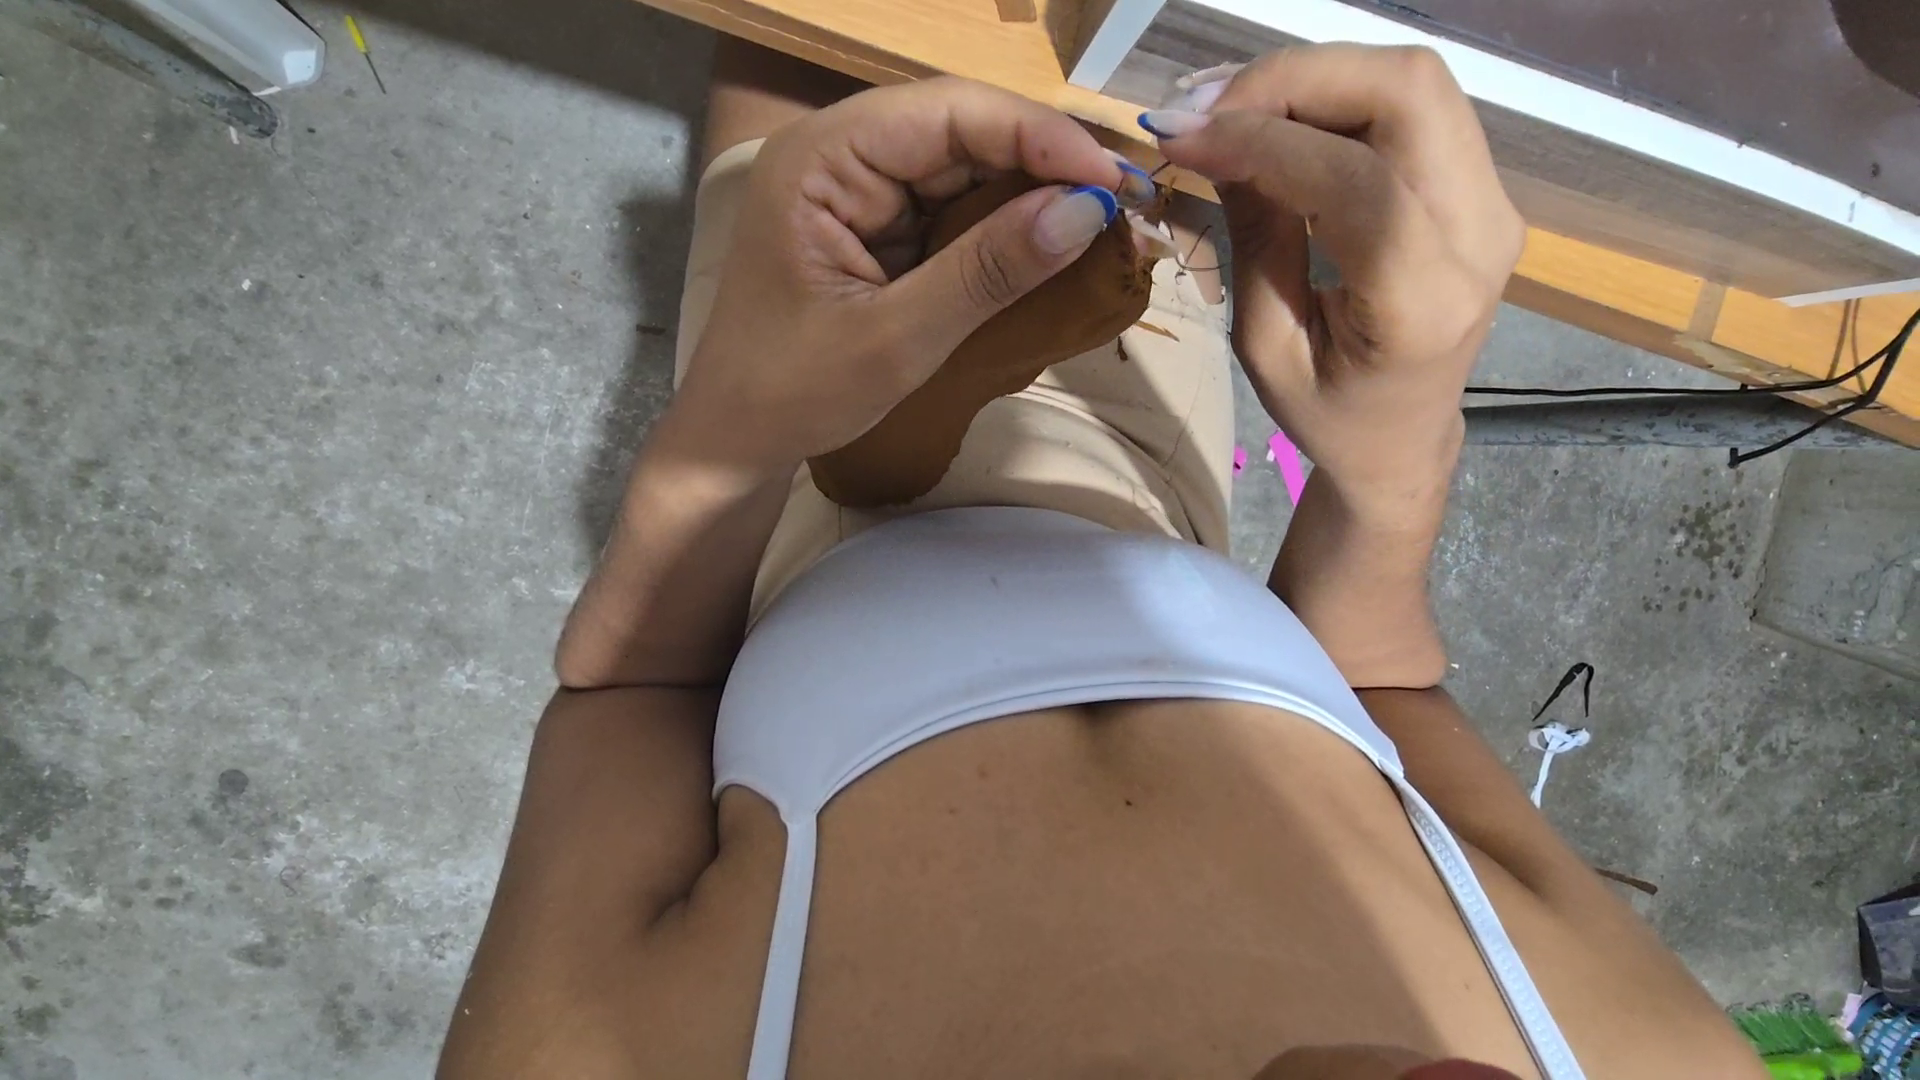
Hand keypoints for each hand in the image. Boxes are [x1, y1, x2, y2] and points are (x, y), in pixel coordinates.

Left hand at [667, 77, 1129, 471]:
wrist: (738, 440)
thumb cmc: (796, 393)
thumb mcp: (896, 337)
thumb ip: (987, 272)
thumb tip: (1085, 211)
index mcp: (821, 161)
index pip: (946, 115)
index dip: (1037, 137)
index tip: (1112, 178)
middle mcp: (837, 158)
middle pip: (957, 132)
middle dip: (1040, 162)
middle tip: (1119, 200)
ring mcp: (853, 194)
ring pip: (958, 170)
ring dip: (1025, 193)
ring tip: (1096, 219)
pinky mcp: (870, 231)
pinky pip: (945, 212)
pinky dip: (996, 228)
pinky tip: (1042, 242)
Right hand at [1144, 46, 1524, 511]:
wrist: (1402, 436)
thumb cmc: (1327, 414)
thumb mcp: (1266, 349)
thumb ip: (1256, 241)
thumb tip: (1223, 143)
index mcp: (1421, 301)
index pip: (1353, 178)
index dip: (1262, 140)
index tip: (1181, 135)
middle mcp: (1480, 233)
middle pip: (1406, 91)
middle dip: (1293, 79)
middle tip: (1208, 108)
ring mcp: (1493, 200)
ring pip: (1412, 83)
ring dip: (1312, 79)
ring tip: (1231, 109)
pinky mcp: (1481, 184)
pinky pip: (1411, 108)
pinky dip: (1335, 97)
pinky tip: (1276, 119)